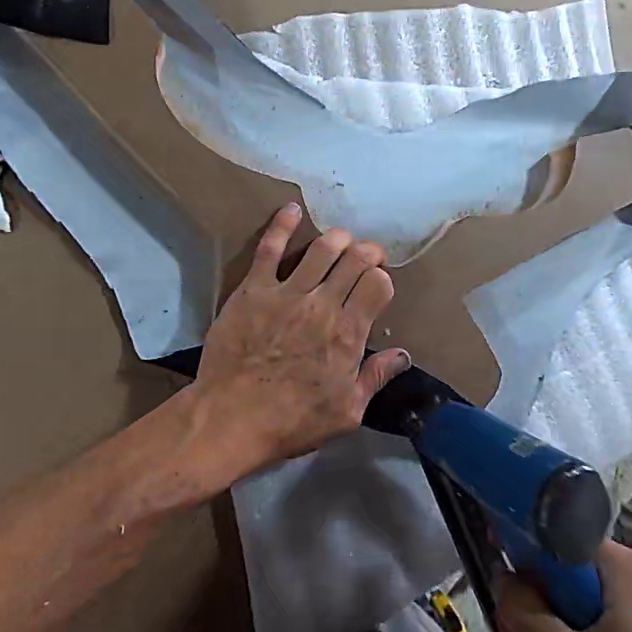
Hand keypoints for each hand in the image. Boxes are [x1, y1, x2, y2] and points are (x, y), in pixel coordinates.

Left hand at [193, 203, 411, 465]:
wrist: (229, 419)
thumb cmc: (292, 421)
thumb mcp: (347, 412)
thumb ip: (375, 378)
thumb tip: (403, 355)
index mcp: (348, 333)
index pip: (377, 285)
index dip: (382, 281)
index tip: (377, 289)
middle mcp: (322, 304)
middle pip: (354, 260)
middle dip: (368, 253)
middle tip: (367, 258)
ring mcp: (286, 292)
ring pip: (321, 248)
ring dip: (338, 239)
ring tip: (342, 241)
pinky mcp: (253, 289)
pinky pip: (270, 248)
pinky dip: (283, 225)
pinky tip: (292, 210)